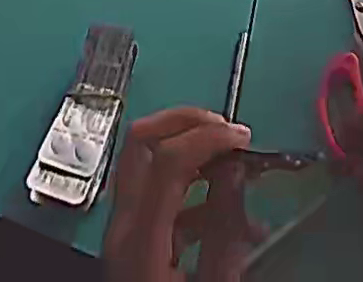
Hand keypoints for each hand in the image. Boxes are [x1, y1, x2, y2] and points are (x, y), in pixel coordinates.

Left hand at [102, 107, 254, 281]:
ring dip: (191, 149)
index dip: (208, 137)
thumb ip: (224, 235)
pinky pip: (157, 193)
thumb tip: (235, 174)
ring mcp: (121, 231)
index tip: (241, 136)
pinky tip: (226, 203)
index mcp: (138, 240)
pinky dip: (192, 184)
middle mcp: (121, 227)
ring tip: (231, 160)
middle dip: (188, 122)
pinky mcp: (131, 240)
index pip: (167, 159)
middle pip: (143, 140)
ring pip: (147, 159)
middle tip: (226, 130)